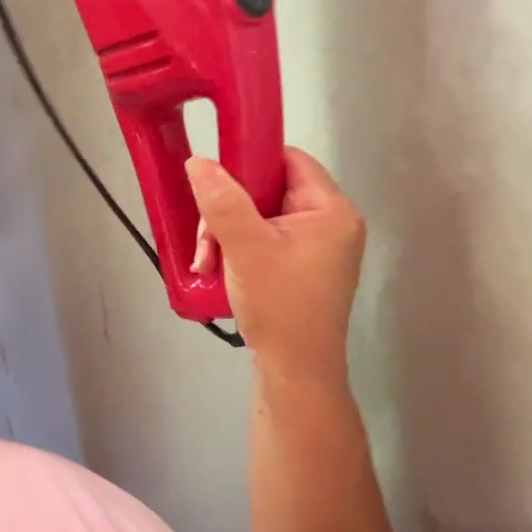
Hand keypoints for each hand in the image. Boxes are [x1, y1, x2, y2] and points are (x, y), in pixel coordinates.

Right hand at [188, 148, 365, 370]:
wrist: (296, 371)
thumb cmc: (279, 304)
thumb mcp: (245, 247)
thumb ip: (222, 201)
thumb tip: (199, 161)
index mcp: (332, 211)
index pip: (290, 160)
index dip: (250, 162)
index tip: (215, 183)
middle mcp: (332, 225)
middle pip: (270, 191)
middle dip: (228, 210)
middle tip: (206, 240)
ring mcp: (318, 249)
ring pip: (262, 217)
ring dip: (227, 233)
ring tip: (207, 261)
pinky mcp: (303, 270)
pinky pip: (265, 241)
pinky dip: (238, 250)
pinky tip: (217, 269)